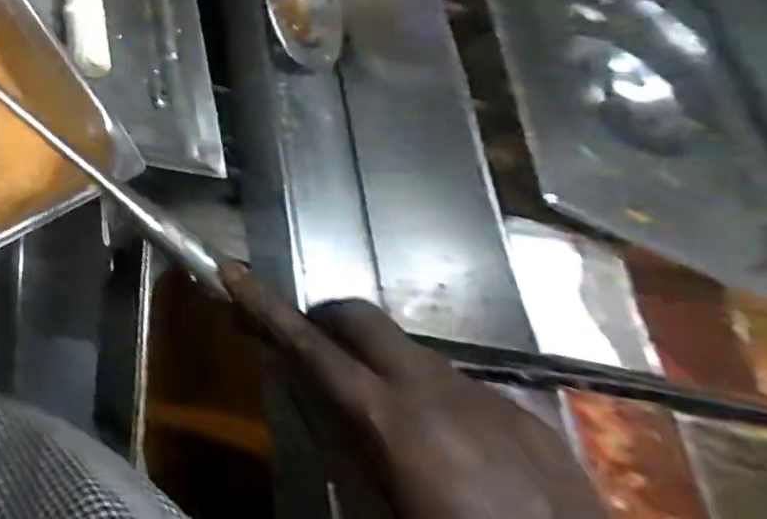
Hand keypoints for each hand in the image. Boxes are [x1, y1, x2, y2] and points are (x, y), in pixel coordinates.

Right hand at [223, 263, 604, 518]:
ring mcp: (492, 402)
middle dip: (328, 321)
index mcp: (392, 417)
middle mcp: (438, 392)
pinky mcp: (534, 423)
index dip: (264, 305)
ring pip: (412, 351)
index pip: (309, 344)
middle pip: (363, 319)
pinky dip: (433, 394)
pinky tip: (451, 447)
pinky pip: (463, 386)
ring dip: (382, 363)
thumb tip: (303, 391)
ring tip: (388, 414)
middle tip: (313, 349)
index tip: (231, 270)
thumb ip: (338, 442)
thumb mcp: (379, 509)